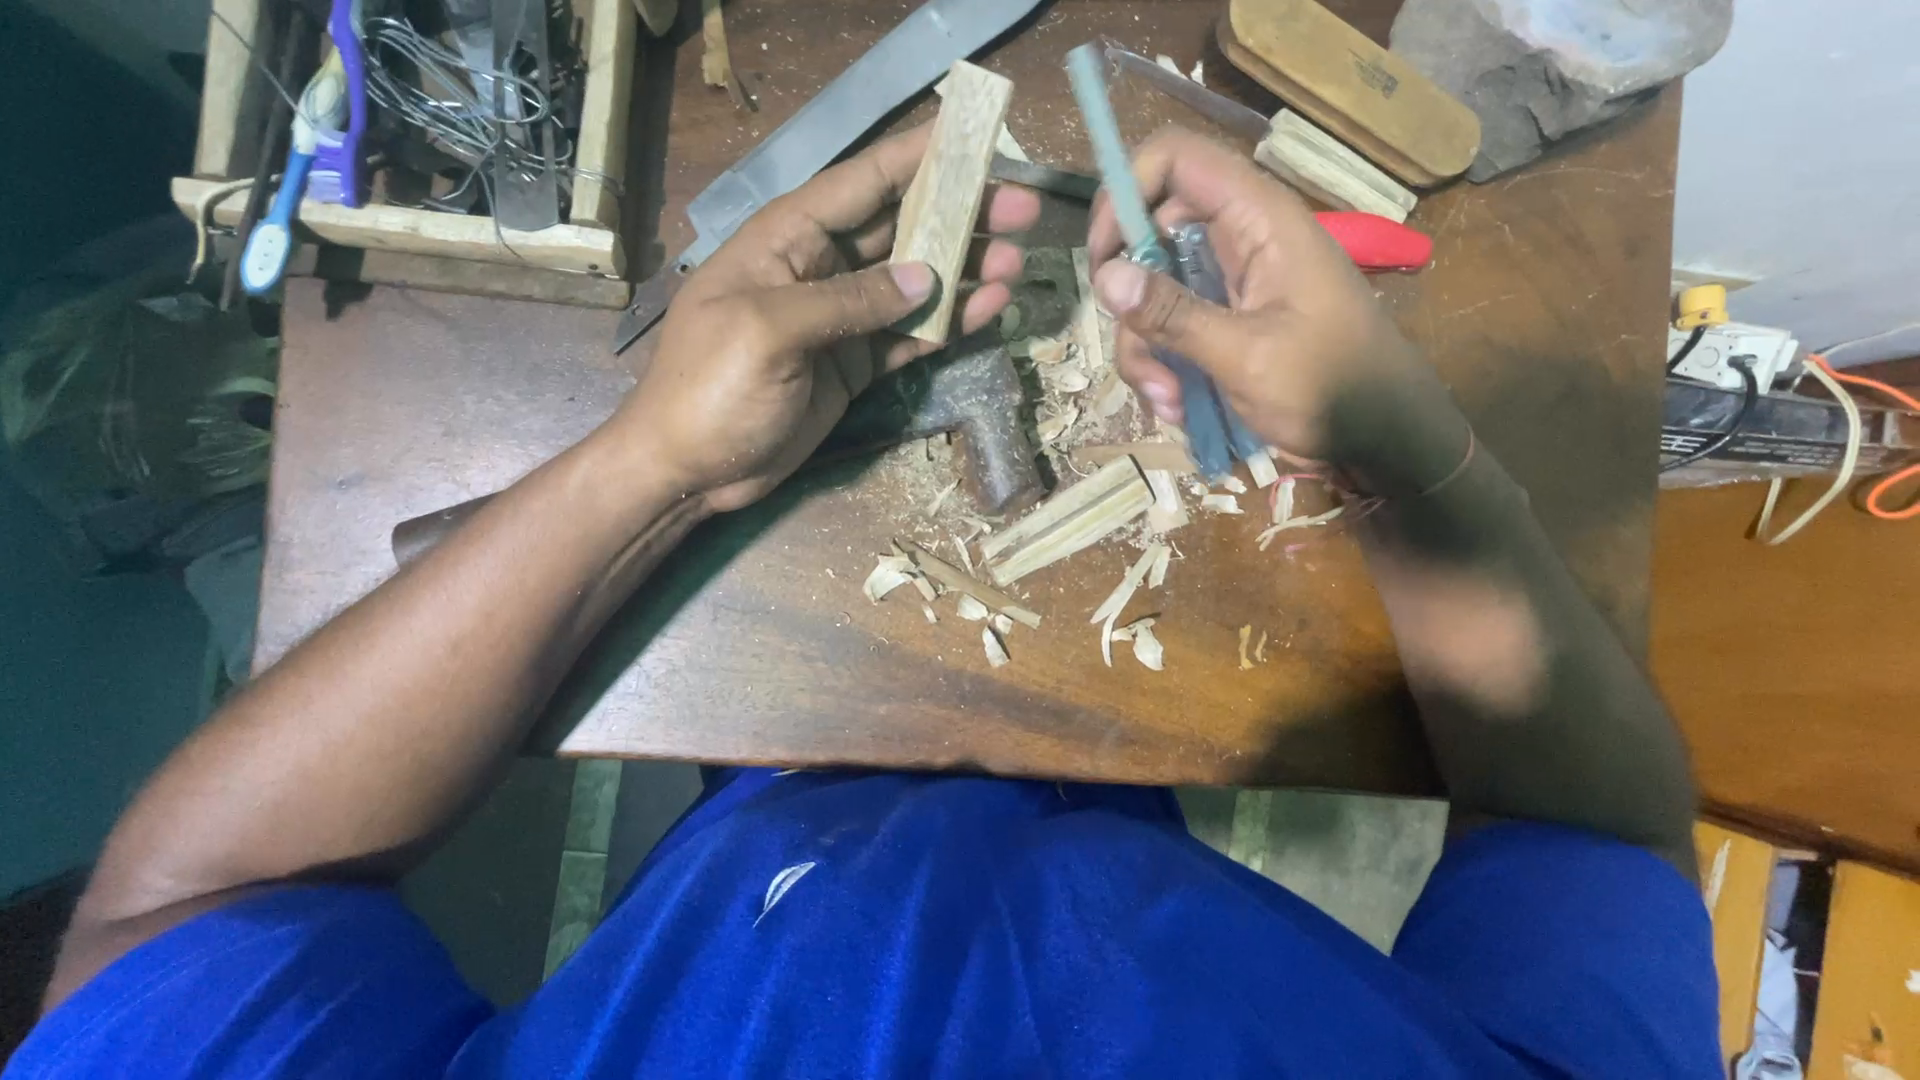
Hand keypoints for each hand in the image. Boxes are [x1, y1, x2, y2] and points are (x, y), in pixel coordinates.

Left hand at [614, 124, 1040, 512]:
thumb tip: (925, 279)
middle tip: (1022, 208)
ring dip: (964, 270)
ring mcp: (842, 319)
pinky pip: (911, 335)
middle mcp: (820, 268)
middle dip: (961, 213)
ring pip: (915, 283)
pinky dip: (949, 324)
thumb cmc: (711, 388)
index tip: (977, 138)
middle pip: (901, 228)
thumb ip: (848, 300)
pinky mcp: (856, 364)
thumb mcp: (770, 332)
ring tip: (1017, 261)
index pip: (862, 182)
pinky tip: (989, 309)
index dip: (919, 157)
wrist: (692, 469)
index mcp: (788, 239)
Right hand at [1087, 128, 1452, 475]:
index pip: (1176, 160)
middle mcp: (1237, 241)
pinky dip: (1162, 367)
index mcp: (1258, 220)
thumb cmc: (1328, 386)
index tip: (1103, 258)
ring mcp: (1228, 284)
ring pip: (1152, 293)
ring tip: (1168, 400)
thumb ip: (1174, 315)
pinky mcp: (1222, 322)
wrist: (1378, 436)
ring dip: (1146, 349)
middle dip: (1130, 297)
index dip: (1127, 193)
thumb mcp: (1246, 354)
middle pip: (1150, 236)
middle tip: (1129, 342)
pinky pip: (1169, 329)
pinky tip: (1179, 406)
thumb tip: (1106, 277)